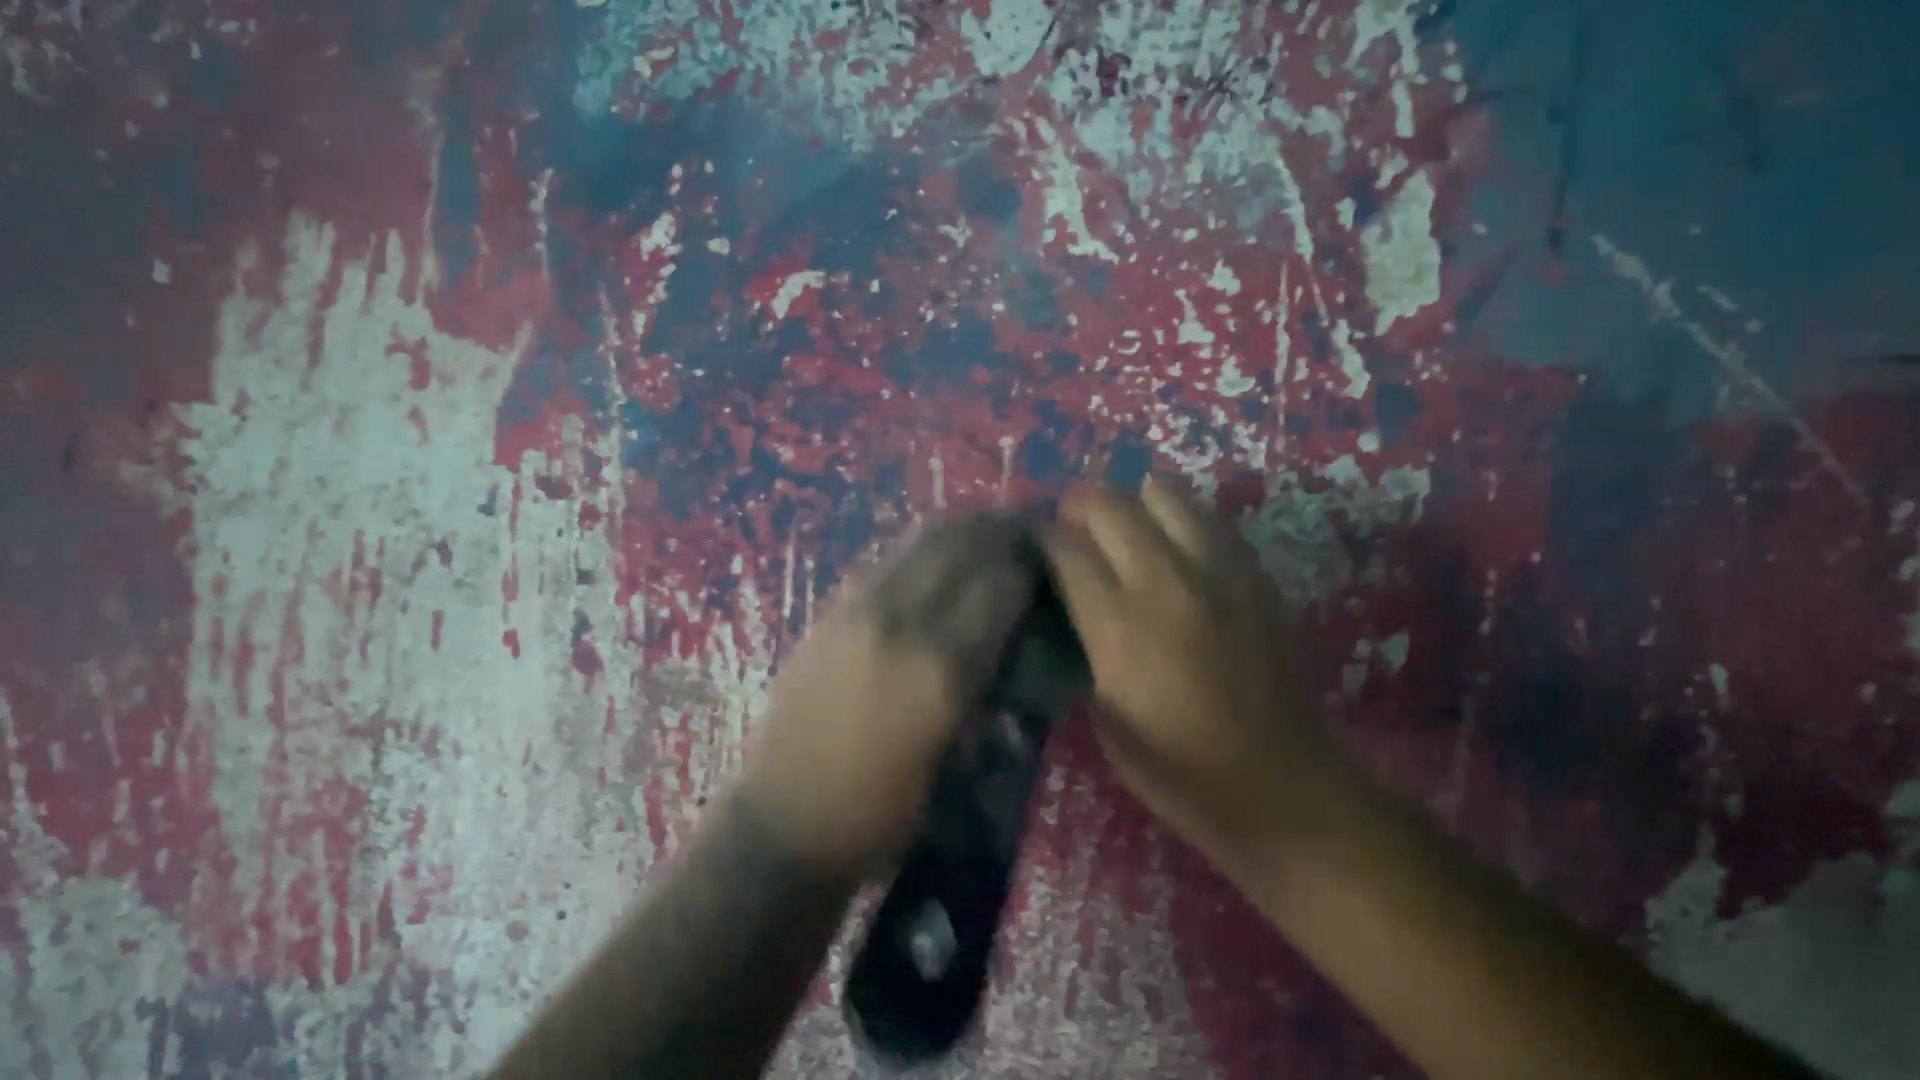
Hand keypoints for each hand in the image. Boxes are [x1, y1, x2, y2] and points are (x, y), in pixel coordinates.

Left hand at [740, 516, 1037, 877]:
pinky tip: (933, 558)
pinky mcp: (826, 612)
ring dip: (959, 529)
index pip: (1000, 585)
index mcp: (940, 669)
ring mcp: (855, 610)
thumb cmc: (879, 815)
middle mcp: (899, 622)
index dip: (1033, 562)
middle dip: (1000, 530)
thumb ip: (984, 691)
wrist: (781, 824)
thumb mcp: (954, 765)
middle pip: (960, 544)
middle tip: (1026, 534)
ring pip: (917, 539)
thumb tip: (1011, 642)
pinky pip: (882, 559)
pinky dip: (918, 548)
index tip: (1054, 557)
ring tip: (986, 534)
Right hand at [1046, 479, 1353, 870]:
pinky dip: (1182, 520)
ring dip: (1134, 502)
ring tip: (1128, 526)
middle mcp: (1165, 582)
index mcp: (1118, 626)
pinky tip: (1177, 546)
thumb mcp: (1105, 718)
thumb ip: (1087, 645)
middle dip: (1080, 508)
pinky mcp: (1257, 575)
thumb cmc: (1178, 770)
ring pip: (1165, 494)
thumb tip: (1076, 602)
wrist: (1280, 787)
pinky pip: (1210, 520)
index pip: (1065, 548)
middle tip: (1074, 526)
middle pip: (1109, 505)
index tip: (1037, 544)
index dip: (1043, 538)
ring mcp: (1219, 572)